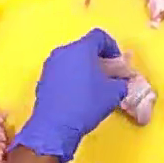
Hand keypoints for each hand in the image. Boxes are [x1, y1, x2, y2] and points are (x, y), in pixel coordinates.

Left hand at [12, 29, 129, 162]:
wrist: (55, 126)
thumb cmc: (86, 104)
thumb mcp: (113, 93)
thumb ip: (120, 82)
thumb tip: (120, 82)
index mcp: (81, 49)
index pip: (99, 36)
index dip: (112, 46)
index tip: (117, 63)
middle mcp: (63, 52)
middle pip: (84, 47)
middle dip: (98, 59)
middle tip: (107, 75)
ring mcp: (50, 65)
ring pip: (72, 60)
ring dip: (84, 68)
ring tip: (93, 87)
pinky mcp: (43, 79)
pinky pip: (61, 72)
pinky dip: (72, 78)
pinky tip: (77, 96)